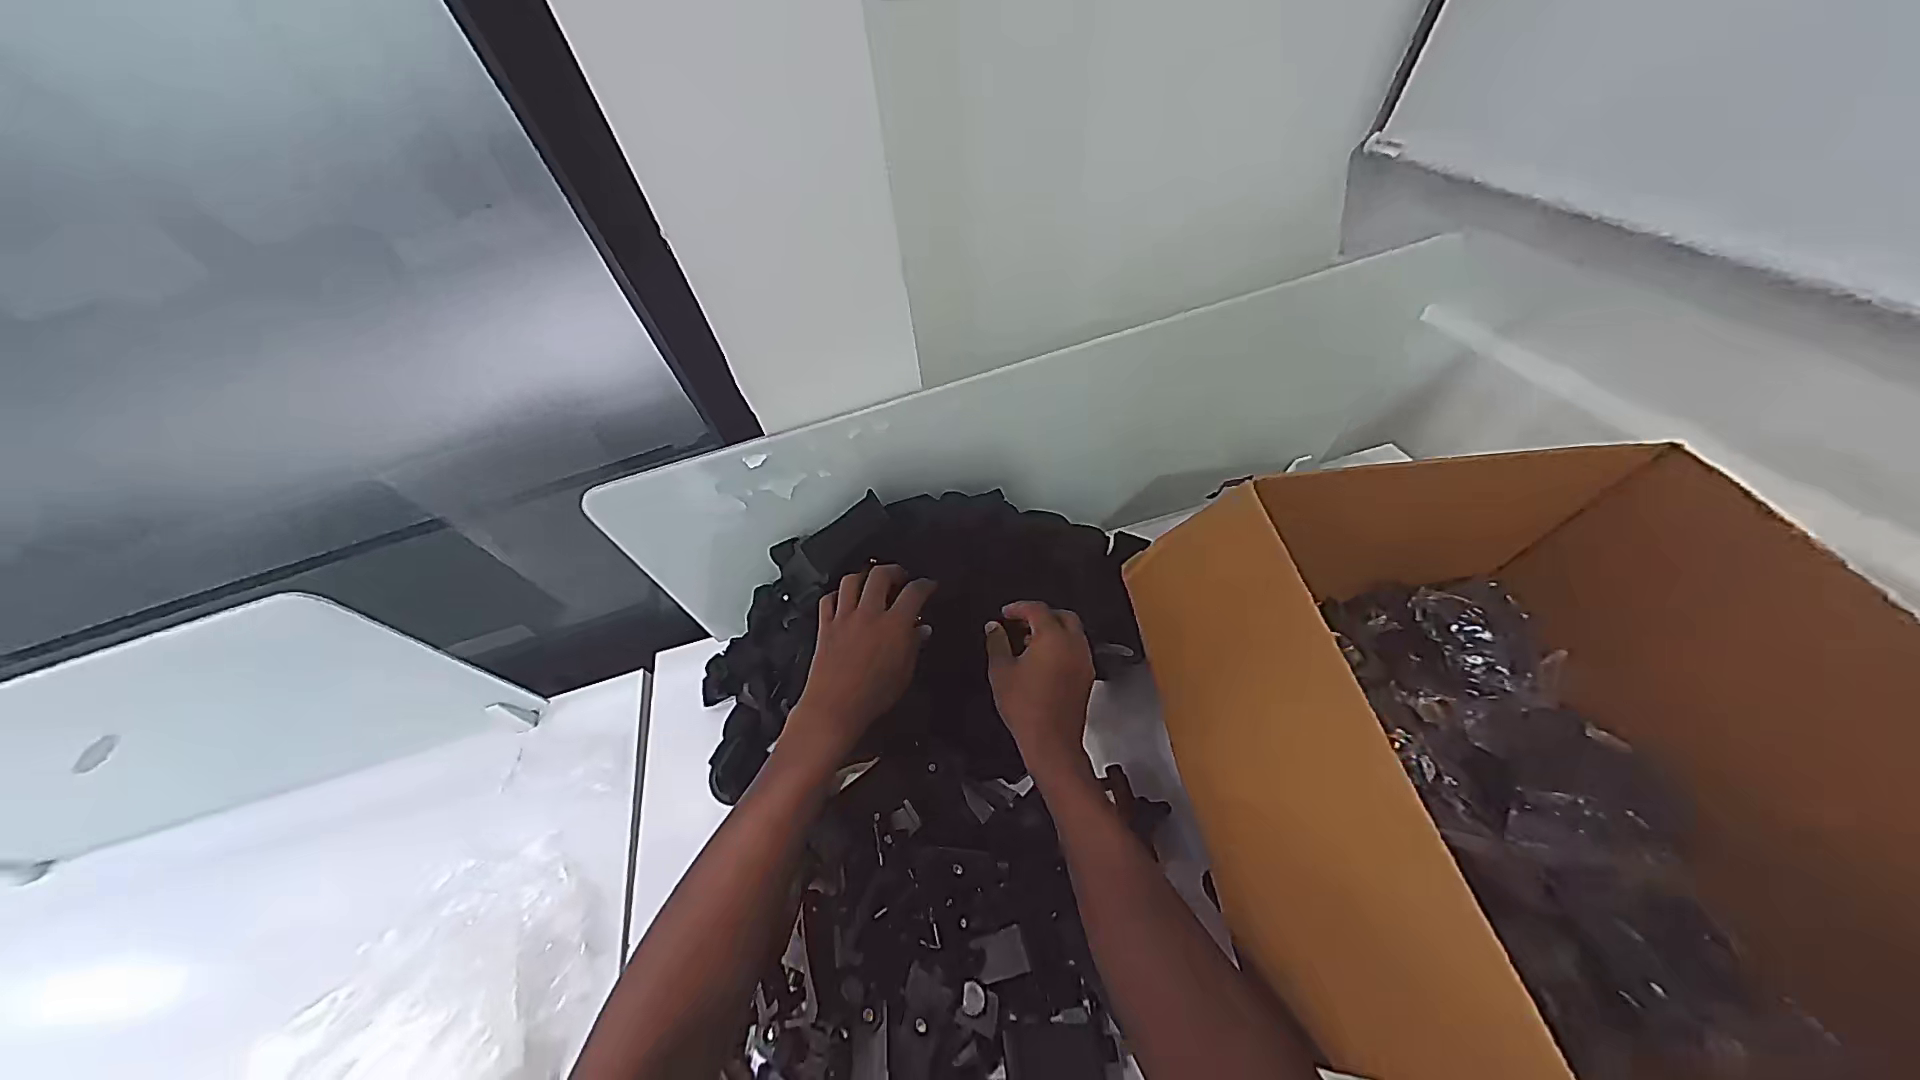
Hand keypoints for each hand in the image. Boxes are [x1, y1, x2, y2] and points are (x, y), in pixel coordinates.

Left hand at [785, 565, 935, 765]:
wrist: (835, 708)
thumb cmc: (870, 697)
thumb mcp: (904, 673)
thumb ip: (914, 646)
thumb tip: (920, 632)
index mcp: (894, 625)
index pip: (915, 592)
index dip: (925, 584)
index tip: (928, 585)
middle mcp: (869, 615)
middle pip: (881, 574)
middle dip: (894, 570)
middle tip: (900, 576)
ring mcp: (844, 618)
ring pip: (852, 580)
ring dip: (865, 576)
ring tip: (872, 581)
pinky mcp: (825, 627)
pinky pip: (828, 599)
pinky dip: (837, 594)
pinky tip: (843, 598)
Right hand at [985, 602, 1095, 783]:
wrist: (1051, 741)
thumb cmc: (1028, 710)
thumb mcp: (1001, 671)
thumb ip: (997, 642)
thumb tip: (995, 629)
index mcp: (1053, 637)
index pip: (1037, 609)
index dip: (1019, 607)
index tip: (1007, 613)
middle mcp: (1074, 645)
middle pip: (1061, 615)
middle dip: (1040, 615)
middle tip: (1020, 622)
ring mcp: (1084, 661)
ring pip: (1072, 632)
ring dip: (1053, 630)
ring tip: (1029, 641)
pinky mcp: (1087, 676)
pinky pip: (1076, 650)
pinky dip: (1061, 646)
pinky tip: (1043, 660)